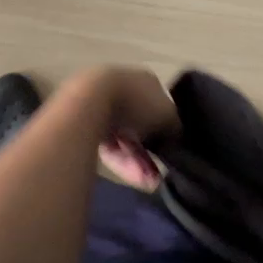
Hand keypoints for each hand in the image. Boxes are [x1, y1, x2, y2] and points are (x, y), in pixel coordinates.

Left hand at [60, 67, 178, 191]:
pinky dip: (121, 161)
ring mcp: (103, 103)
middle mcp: (124, 88)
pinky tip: (133, 177)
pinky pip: (109, 144)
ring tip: (148, 182)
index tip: (171, 149)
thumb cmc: (136, 104)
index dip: (167, 128)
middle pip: (141, 124)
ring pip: (125, 138)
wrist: (90, 103)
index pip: (160, 105)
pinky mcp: (87, 122)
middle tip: (159, 174)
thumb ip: (175, 126)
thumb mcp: (168, 115)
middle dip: (150, 151)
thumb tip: (174, 136)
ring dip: (138, 162)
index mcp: (145, 80)